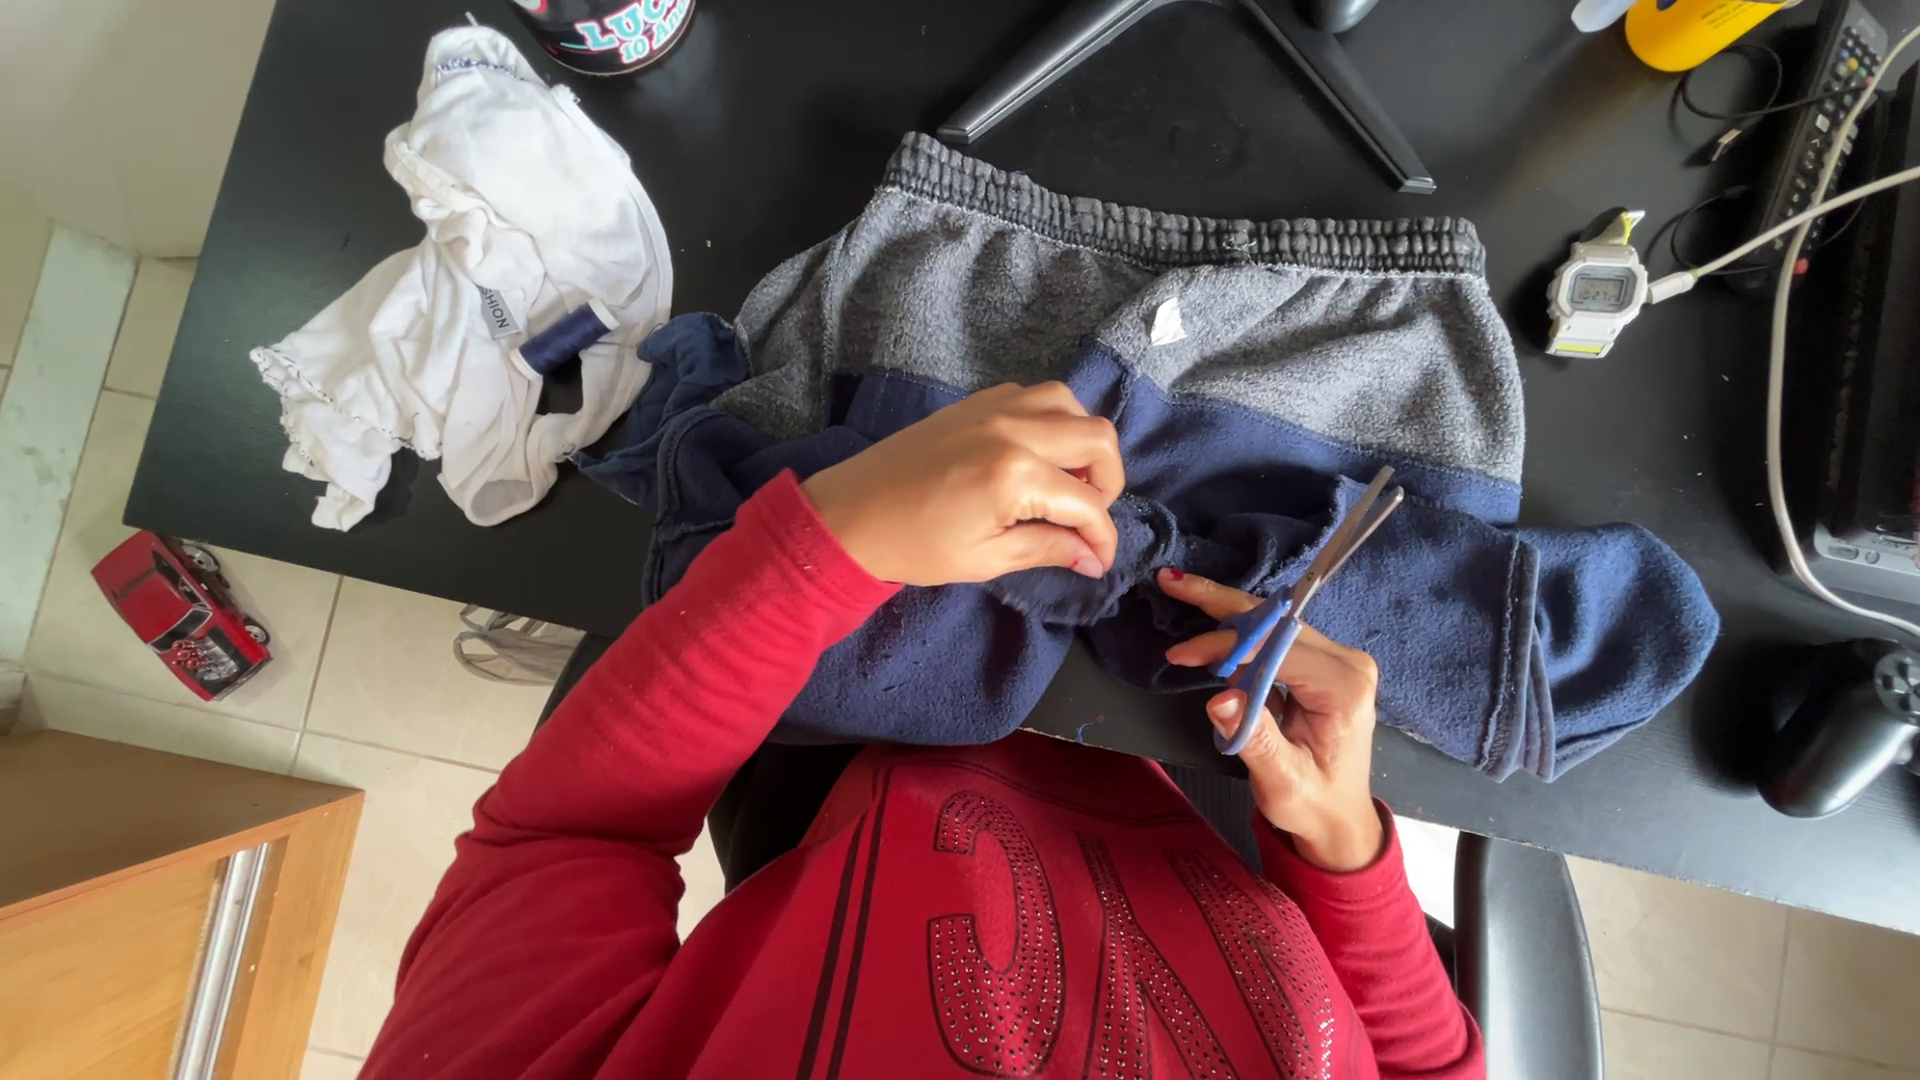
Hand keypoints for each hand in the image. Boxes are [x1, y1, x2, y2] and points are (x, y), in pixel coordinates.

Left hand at [802, 382, 1124, 586]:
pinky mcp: (973, 402)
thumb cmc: (912, 546)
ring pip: (1070, 403)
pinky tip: (1037, 451)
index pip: (1087, 503)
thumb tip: (1092, 557)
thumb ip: (1046, 548)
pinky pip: (1032, 394)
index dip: (1103, 537)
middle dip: (1109, 482)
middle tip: (1089, 516)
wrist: (848, 514)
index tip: (1098, 560)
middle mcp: (1012, 428)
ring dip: (1083, 441)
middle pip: (1097, 437)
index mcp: (1014, 474)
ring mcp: (992, 407)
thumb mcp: (984, 559)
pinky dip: (1051, 418)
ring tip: (1068, 479)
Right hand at [1158, 568, 1385, 871]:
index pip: (1276, 648)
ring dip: (1222, 608)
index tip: (1180, 655)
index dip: (1225, 644)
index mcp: (1342, 689)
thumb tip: (1218, 699)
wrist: (1339, 819)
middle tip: (1171, 582)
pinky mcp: (1319, 661)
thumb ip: (1253, 739)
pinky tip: (1204, 614)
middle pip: (1275, 620)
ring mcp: (1334, 658)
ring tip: (1178, 588)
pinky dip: (1234, 625)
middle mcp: (1345, 663)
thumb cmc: (1312, 804)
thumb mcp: (1282, 781)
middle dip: (1219, 602)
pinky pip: (1272, 634)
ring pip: (1271, 621)